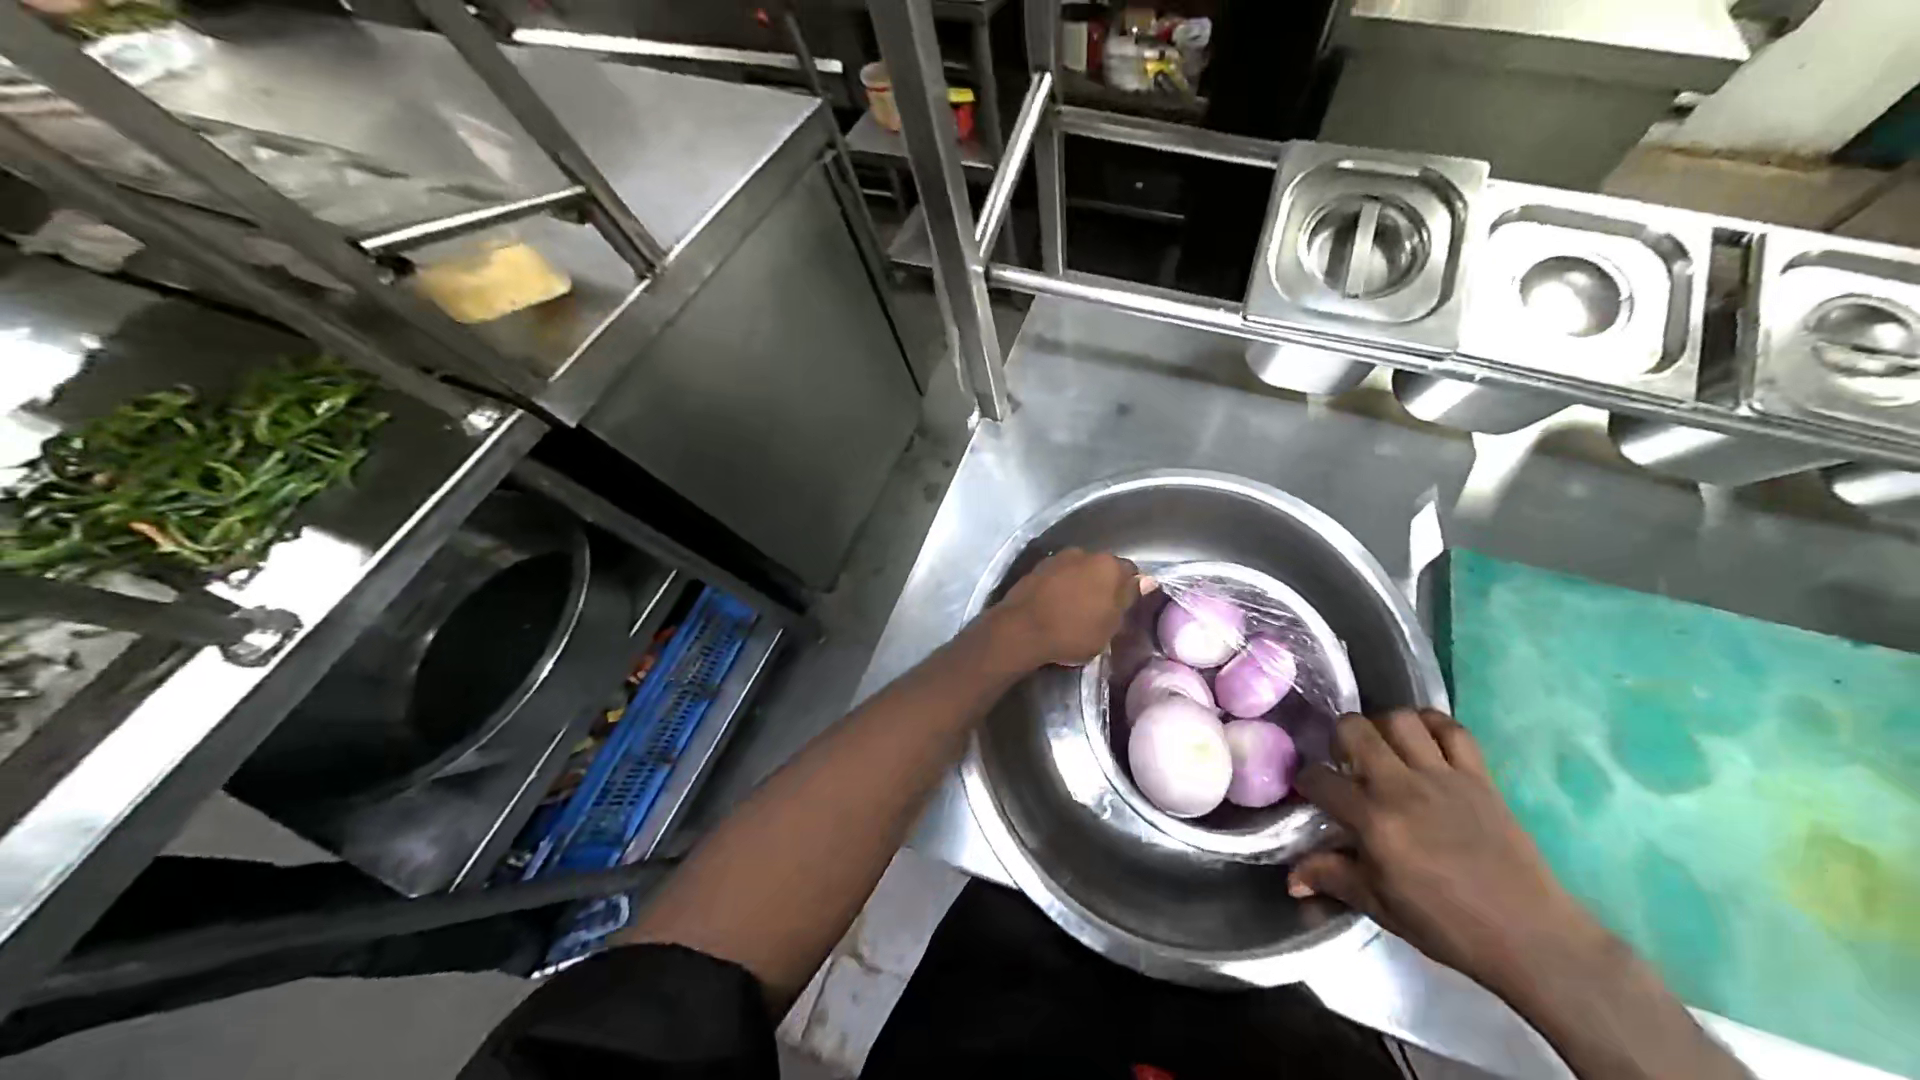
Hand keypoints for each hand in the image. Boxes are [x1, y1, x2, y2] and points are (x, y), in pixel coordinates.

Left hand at [988, 548, 1144, 668]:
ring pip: (1078, 571)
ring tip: (1075, 610)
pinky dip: (1060, 587)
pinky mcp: (1036, 568)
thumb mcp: (1110, 625)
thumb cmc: (1073, 631)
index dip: (1129, 591)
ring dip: (1080, 585)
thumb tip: (1145, 580)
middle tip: (1101, 611)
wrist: (1020, 630)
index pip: (1130, 572)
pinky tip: (1056, 606)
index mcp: (1108, 565)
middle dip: (1103, 585)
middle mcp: (1084, 553)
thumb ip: (1127, 599)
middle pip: (1102, 569)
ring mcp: (1057, 558)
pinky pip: (1058, 577)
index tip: (1124, 610)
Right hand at [1289, 709, 1612, 994]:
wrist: (1531, 937)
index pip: (1319, 779)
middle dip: (1339, 738)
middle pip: (1354, 729)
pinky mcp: (1479, 777)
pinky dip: (1433, 725)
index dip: (1307, 782)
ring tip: (1384, 747)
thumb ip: (1332, 878)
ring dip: (1384, 726)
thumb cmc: (1447, 925)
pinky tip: (1424, 740)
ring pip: (1400, 719)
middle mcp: (1402, 788)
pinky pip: (1453, 729)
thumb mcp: (1380, 906)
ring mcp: (1443, 778)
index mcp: (1374, 821)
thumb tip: (1292, 878)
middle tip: (1346, 760)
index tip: (1311, 792)